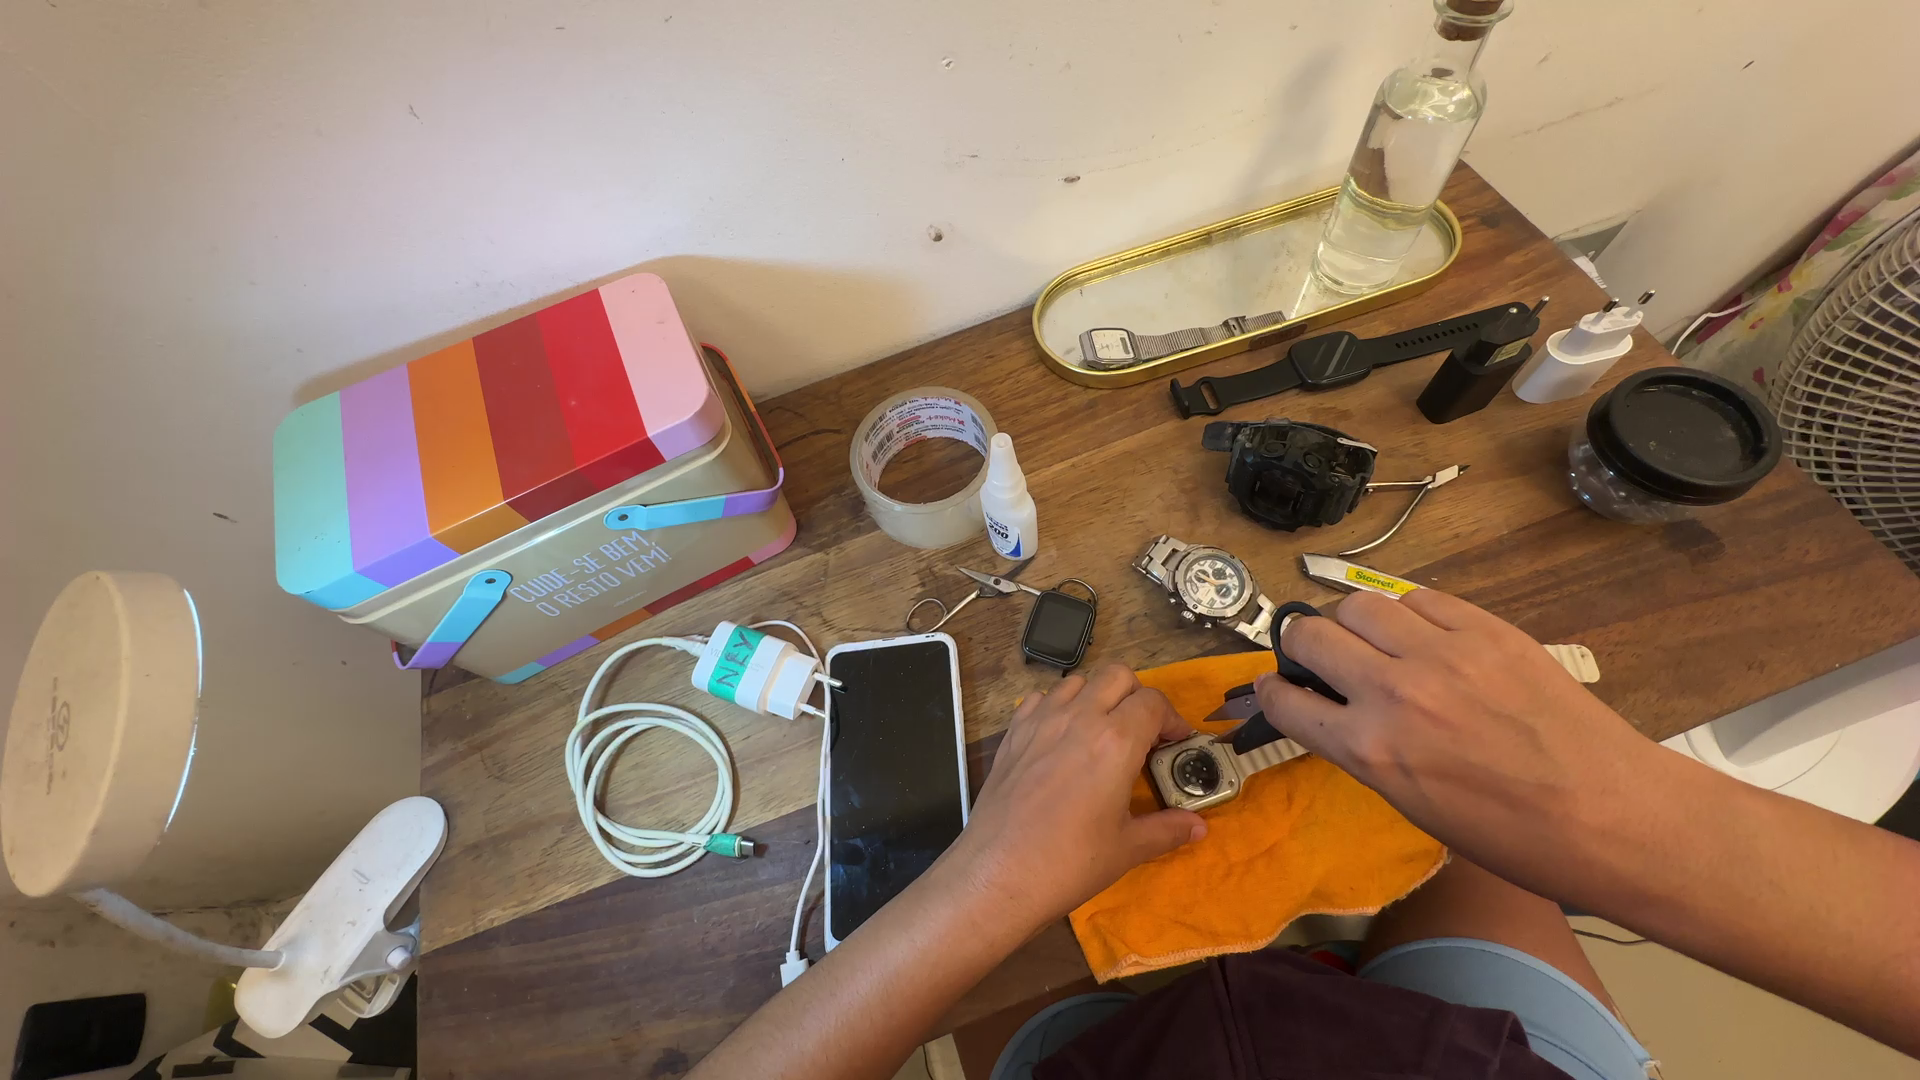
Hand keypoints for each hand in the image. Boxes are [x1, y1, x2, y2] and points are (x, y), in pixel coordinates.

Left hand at [945, 664, 1205, 932]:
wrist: (999, 870)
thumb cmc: (1070, 862)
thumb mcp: (1127, 848)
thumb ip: (1166, 829)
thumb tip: (1198, 826)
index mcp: (1115, 740)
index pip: (1153, 701)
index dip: (1171, 718)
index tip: (1176, 742)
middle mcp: (1078, 717)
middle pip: (1117, 675)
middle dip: (1137, 695)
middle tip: (1143, 731)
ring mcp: (1041, 720)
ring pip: (1077, 681)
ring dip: (1097, 696)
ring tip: (1102, 732)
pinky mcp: (1014, 731)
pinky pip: (1041, 698)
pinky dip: (1058, 706)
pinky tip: (1061, 739)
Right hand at [1254, 589, 1658, 886]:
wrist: (1618, 817)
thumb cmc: (1509, 834)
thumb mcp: (1409, 802)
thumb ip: (1359, 746)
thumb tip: (1330, 708)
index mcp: (1370, 749)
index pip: (1285, 699)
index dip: (1272, 690)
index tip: (1276, 686)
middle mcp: (1392, 693)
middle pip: (1309, 635)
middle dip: (1301, 645)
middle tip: (1321, 658)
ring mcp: (1441, 654)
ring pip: (1357, 604)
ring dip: (1350, 623)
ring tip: (1373, 641)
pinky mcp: (1485, 630)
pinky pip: (1417, 597)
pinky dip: (1406, 613)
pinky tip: (1421, 634)